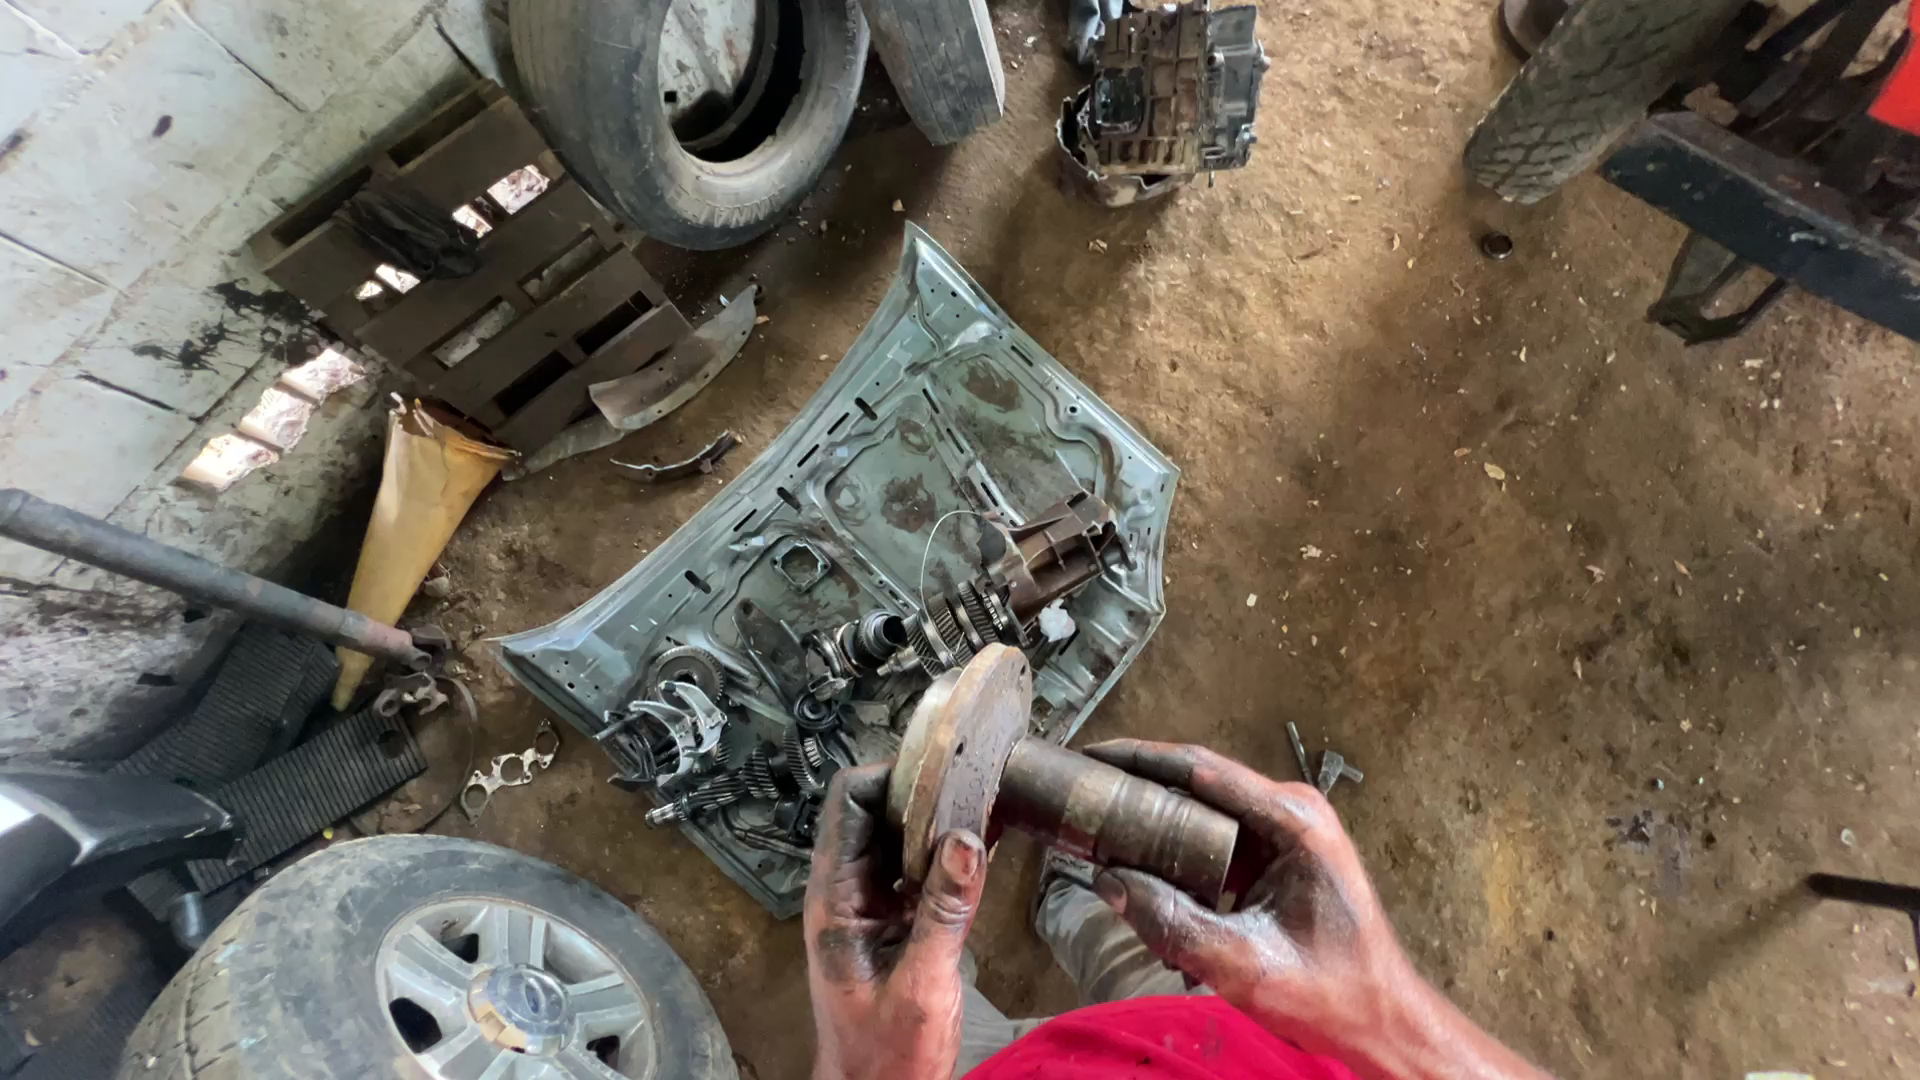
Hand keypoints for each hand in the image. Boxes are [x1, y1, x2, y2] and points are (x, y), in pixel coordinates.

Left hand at [804, 763, 986, 1079]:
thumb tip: (967, 838)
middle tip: (971, 780)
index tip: (939, 771)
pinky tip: (981, 841)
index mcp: (836, 893)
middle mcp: (848, 885)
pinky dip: (945, 850)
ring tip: (982, 800)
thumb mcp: (921, 984)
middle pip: (875, 809)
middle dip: (920, 792)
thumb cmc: (887, 1054)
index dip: (888, 776)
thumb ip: (944, 912)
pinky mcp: (895, 913)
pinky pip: (917, 865)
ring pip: (898, 833)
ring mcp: (871, 898)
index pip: (849, 802)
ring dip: (936, 818)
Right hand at [1083, 740, 1552, 1079]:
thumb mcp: (1244, 965)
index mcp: (1292, 820)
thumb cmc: (1330, 995)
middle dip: (1139, 779)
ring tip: (1102, 811)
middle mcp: (1289, 808)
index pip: (1200, 768)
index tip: (1094, 754)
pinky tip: (1141, 850)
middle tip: (1087, 785)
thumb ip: (1171, 922)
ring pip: (1202, 801)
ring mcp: (1283, 824)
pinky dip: (1175, 835)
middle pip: (1197, 778)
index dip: (1140, 756)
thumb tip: (1104, 880)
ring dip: (1155, 808)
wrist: (1386, 1024)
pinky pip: (1213, 828)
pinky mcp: (1274, 846)